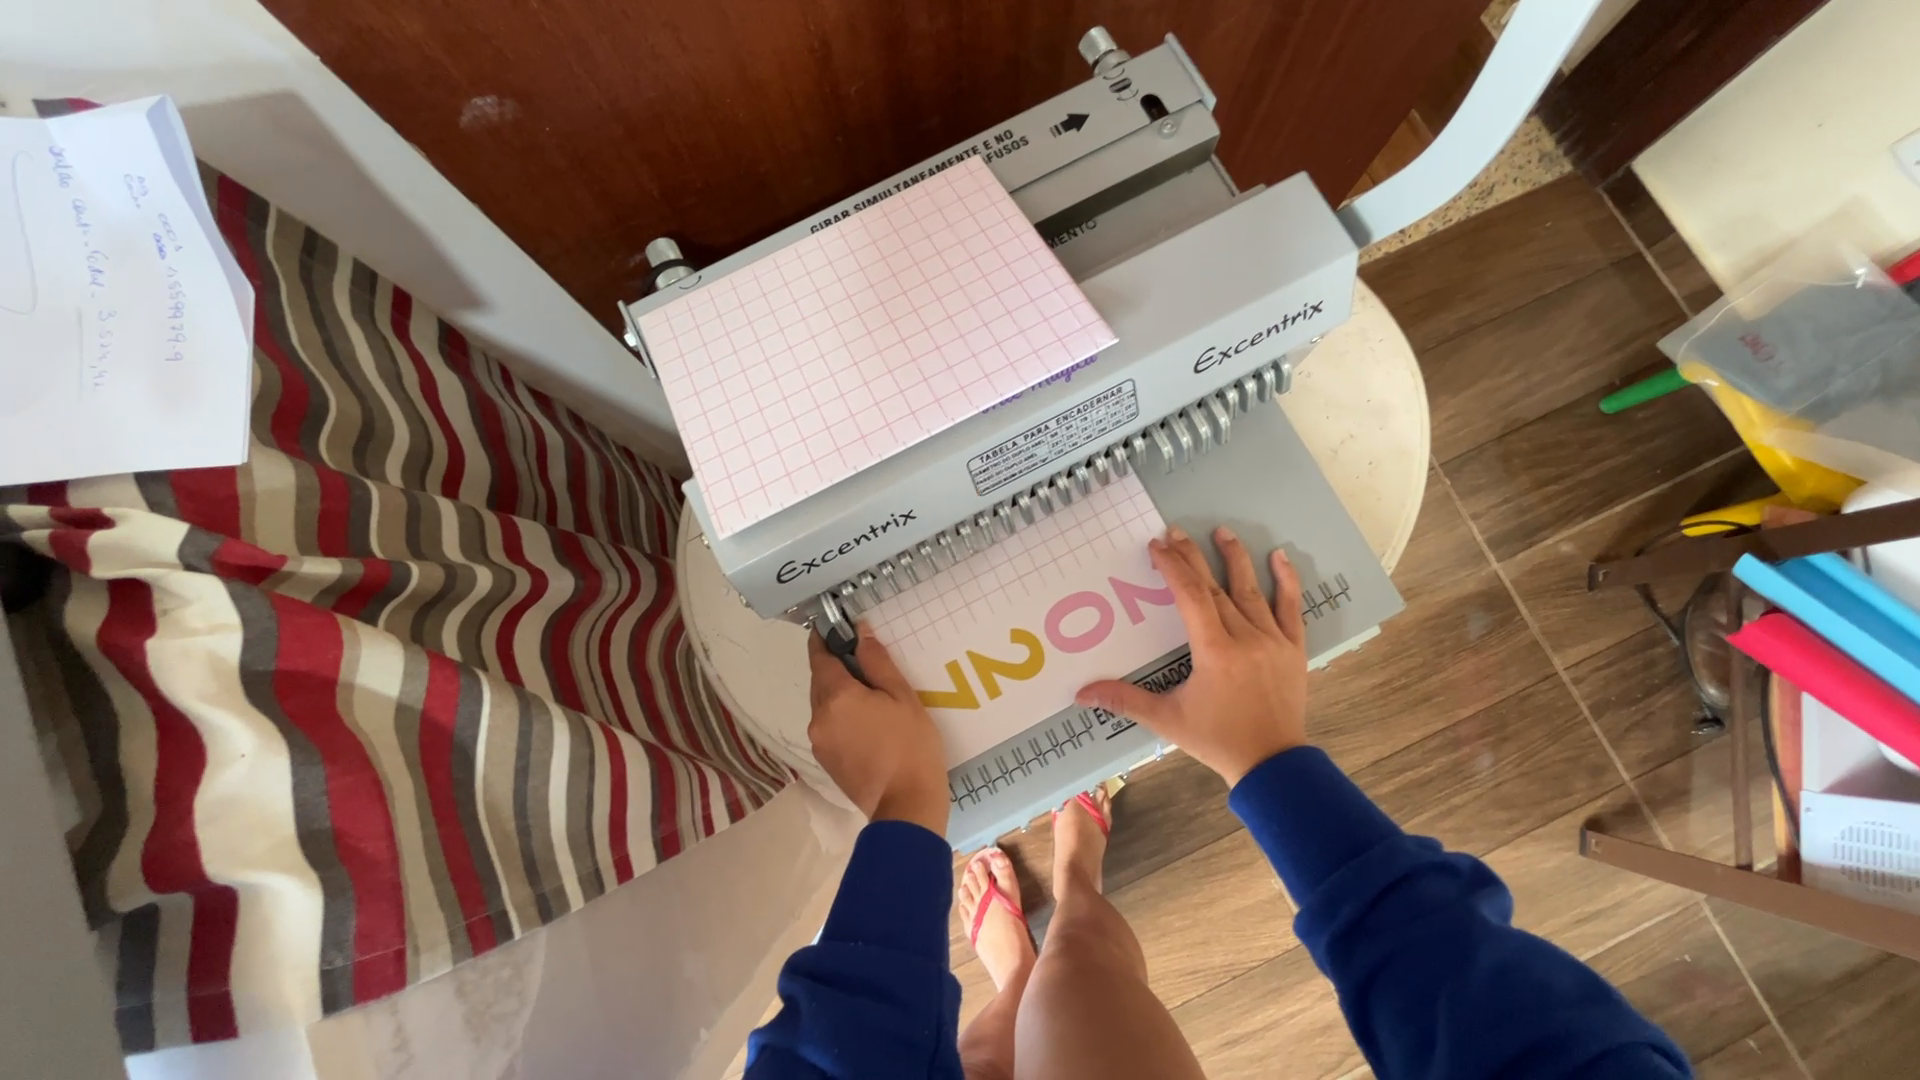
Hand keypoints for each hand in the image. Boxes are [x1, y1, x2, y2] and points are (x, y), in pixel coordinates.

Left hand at [807, 624, 950, 833]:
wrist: (906, 807)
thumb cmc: (910, 746)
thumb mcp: (902, 697)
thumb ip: (877, 662)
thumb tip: (860, 632)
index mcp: (835, 697)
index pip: (819, 657)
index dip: (823, 638)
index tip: (833, 625)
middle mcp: (818, 717)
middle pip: (820, 681)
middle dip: (835, 666)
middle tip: (862, 657)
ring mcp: (819, 742)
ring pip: (823, 705)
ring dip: (838, 693)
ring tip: (870, 692)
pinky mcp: (826, 761)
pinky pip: (828, 726)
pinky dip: (841, 715)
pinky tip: (866, 720)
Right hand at [1076, 525, 1307, 785]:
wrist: (1272, 765)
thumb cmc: (1216, 740)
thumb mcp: (1166, 720)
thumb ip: (1124, 700)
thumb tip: (1081, 693)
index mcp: (1214, 651)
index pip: (1191, 596)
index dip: (1173, 567)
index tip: (1158, 546)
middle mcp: (1245, 637)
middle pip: (1215, 587)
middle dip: (1192, 557)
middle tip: (1175, 531)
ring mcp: (1273, 640)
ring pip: (1251, 589)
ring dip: (1234, 558)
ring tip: (1220, 531)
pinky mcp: (1293, 649)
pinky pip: (1291, 607)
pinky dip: (1286, 581)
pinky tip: (1280, 557)